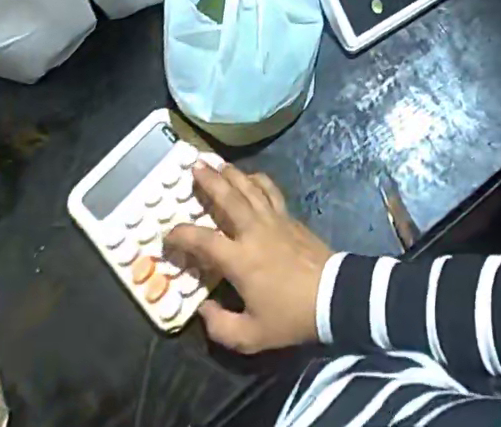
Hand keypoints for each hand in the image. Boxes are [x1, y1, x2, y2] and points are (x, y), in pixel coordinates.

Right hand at [162, 162, 332, 353]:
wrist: (333, 294)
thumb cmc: (290, 316)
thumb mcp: (250, 336)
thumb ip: (219, 326)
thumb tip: (203, 308)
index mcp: (240, 259)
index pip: (203, 240)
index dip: (182, 235)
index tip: (168, 234)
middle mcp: (254, 231)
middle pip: (229, 197)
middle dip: (210, 181)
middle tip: (194, 166)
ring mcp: (275, 219)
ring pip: (250, 188)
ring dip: (233, 174)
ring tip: (218, 163)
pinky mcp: (290, 217)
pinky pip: (271, 191)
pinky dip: (259, 180)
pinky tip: (252, 177)